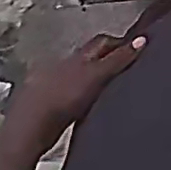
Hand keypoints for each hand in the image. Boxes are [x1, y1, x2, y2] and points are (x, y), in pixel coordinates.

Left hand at [5, 34, 145, 145]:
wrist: (29, 129)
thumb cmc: (62, 99)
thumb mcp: (97, 76)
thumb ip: (119, 59)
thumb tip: (142, 40)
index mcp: (78, 56)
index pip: (103, 41)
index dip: (119, 43)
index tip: (133, 47)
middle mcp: (65, 66)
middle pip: (90, 56)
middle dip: (105, 57)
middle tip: (123, 65)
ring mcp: (53, 85)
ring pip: (78, 74)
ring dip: (91, 77)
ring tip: (107, 87)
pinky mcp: (47, 105)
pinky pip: (69, 93)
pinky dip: (79, 95)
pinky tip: (85, 105)